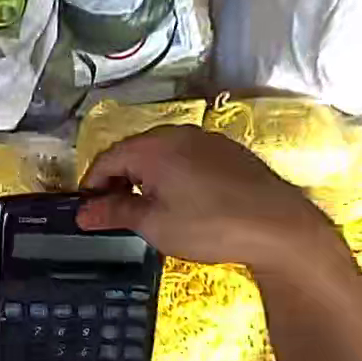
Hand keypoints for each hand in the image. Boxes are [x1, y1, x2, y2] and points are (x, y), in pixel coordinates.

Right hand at [77, 125, 351, 277]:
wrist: (278, 227)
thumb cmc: (209, 225)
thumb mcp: (154, 224)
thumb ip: (116, 213)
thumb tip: (83, 213)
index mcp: (153, 147)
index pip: (107, 159)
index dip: (92, 184)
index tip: (87, 209)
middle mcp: (178, 133)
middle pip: (133, 151)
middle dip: (118, 179)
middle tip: (113, 211)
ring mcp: (206, 139)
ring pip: (161, 153)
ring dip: (145, 177)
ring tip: (144, 208)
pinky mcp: (228, 151)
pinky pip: (186, 156)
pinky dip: (171, 174)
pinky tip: (179, 200)